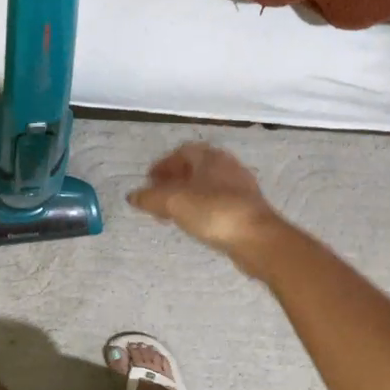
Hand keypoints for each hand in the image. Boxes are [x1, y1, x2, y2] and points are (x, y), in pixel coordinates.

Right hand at [128, 143, 291, 265]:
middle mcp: (227, 166)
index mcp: (210, 157)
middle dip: (173, 181)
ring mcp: (240, 188)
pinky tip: (193, 223)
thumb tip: (132, 196)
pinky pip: (217, 202)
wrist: (257, 238)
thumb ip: (149, 198)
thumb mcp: (172, 202)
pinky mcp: (247, 208)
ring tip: (171, 213)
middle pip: (195, 168)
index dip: (163, 165)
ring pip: (206, 186)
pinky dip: (201, 208)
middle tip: (157, 198)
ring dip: (186, 196)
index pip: (182, 152)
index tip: (149, 181)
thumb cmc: (213, 212)